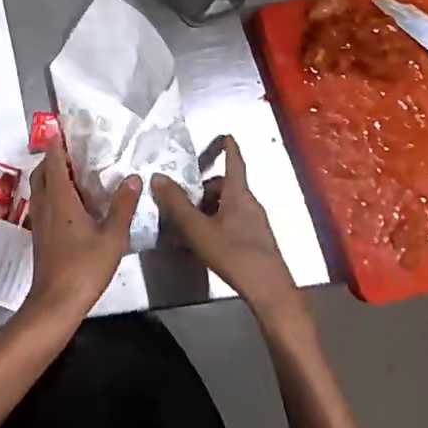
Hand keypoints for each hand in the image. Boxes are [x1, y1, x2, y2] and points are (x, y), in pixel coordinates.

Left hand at [26, 141, 139, 320]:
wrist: (55, 303)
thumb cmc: (83, 267)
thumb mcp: (112, 237)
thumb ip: (122, 206)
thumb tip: (133, 177)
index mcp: (59, 197)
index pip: (53, 160)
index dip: (57, 143)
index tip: (65, 129)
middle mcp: (44, 203)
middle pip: (42, 171)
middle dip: (53, 157)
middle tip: (74, 151)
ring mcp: (39, 219)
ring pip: (40, 187)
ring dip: (51, 175)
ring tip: (74, 173)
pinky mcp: (39, 234)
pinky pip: (42, 202)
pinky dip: (52, 192)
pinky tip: (70, 203)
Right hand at [153, 135, 299, 317]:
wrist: (270, 292)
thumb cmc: (234, 254)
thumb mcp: (198, 229)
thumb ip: (176, 203)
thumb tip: (158, 176)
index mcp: (238, 194)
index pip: (234, 162)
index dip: (228, 148)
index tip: (225, 135)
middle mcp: (249, 204)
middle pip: (225, 186)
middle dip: (203, 188)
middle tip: (182, 199)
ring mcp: (255, 223)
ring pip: (227, 206)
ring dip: (207, 209)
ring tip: (186, 225)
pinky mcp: (256, 241)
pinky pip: (232, 222)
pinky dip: (215, 224)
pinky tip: (202, 243)